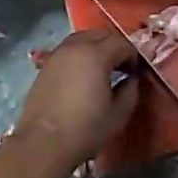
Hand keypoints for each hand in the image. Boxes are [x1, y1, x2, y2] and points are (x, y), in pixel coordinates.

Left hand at [14, 29, 140, 172]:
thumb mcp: (118, 114)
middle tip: (121, 66)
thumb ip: (130, 90)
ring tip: (101, 68)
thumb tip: (130, 79)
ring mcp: (57, 54)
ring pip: (82, 38)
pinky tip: (81, 74)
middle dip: (115, 46)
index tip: (134, 72)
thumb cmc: (85, 129)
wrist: (43, 143)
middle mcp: (76, 47)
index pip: (121, 44)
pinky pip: (68, 50)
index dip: (132, 56)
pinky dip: (79, 54)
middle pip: (100, 34)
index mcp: (96, 55)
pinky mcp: (45, 65)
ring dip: (95, 46)